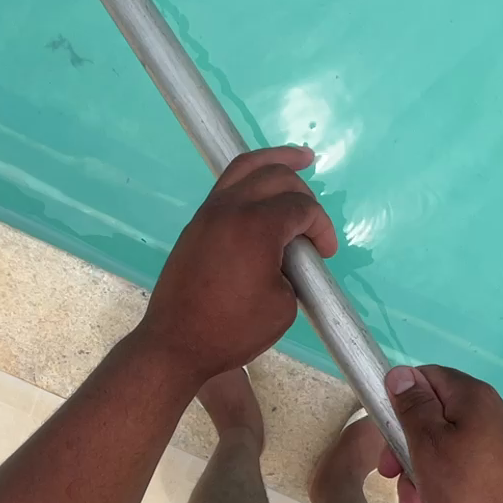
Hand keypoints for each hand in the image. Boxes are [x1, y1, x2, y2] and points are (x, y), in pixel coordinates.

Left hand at [133, 147, 337, 382]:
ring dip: (276, 161)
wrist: (176, 343)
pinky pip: (227, 187)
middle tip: (313, 221)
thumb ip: (293, 273)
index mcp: (257, 226)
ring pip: (245, 168)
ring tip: (300, 159)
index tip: (326, 253)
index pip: (302, 208)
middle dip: (303, 192)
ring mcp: (208, 213)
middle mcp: (231, 208)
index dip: (322, 227)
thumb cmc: (232, 331)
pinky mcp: (196, 226)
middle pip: (276, 175)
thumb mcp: (282, 307)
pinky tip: (262, 188)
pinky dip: (250, 179)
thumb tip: (286, 259)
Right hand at [378, 364, 502, 502]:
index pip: (428, 377)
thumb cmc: (467, 489)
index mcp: (474, 397)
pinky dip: (444, 489)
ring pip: (446, 449)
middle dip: (407, 452)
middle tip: (392, 479)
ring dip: (421, 478)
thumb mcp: (428, 444)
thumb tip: (400, 374)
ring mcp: (501, 443)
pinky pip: (464, 470)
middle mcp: (492, 413)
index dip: (401, 401)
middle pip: (434, 419)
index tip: (386, 433)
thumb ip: (412, 406)